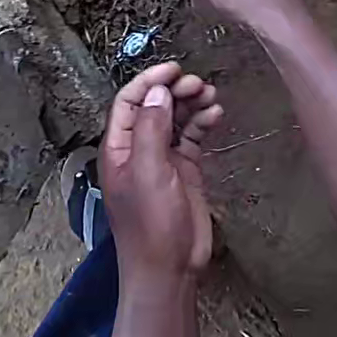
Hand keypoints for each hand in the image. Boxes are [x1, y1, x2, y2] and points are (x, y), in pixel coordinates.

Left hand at [100, 62, 223, 283]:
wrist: (169, 268)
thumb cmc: (152, 225)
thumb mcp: (149, 173)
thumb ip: (152, 130)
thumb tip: (158, 92)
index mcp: (120, 148)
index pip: (130, 102)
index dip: (149, 81)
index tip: (174, 69)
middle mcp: (139, 149)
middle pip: (155, 106)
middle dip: (175, 91)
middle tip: (198, 84)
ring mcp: (163, 159)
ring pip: (175, 119)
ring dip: (191, 104)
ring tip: (211, 96)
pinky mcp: (184, 170)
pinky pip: (192, 137)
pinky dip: (202, 123)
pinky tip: (216, 115)